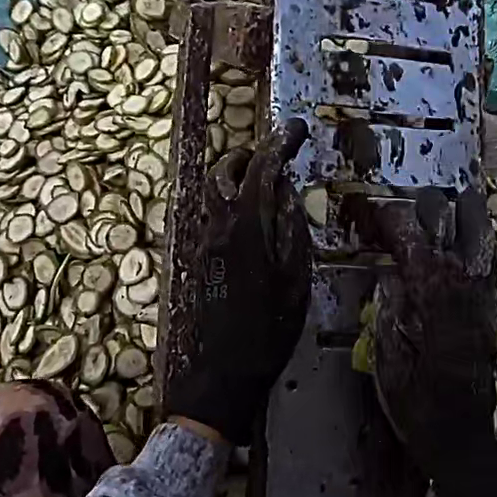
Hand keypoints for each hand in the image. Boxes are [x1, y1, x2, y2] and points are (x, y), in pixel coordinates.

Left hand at [166, 118, 311, 446]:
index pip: (261, 170)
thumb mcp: (295, 280)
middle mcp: (220, 227)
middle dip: (247, 155)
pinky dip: (230, 200)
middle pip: (224, 173)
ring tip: (265, 183)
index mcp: (248, 229)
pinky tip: (251, 217)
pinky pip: (212, 213)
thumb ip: (291, 229)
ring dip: (236, 176)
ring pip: (214, 192)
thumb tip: (287, 191)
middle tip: (273, 156)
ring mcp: (205, 241)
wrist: (224, 368)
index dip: (279, 144)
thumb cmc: (268, 330)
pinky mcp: (199, 254)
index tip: (296, 129)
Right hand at [370, 195, 496, 496]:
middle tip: (418, 192)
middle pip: (452, 236)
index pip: (413, 244)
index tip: (376, 206)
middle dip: (435, 209)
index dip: (394, 221)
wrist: (460, 437)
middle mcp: (462, 292)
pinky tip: (479, 242)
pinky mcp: (490, 315)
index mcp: (432, 298)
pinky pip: (490, 270)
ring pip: (479, 247)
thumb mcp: (387, 357)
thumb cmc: (414, 400)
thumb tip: (388, 272)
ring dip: (468, 220)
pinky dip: (484, 248)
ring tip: (462, 195)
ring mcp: (481, 302)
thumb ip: (389, 310)